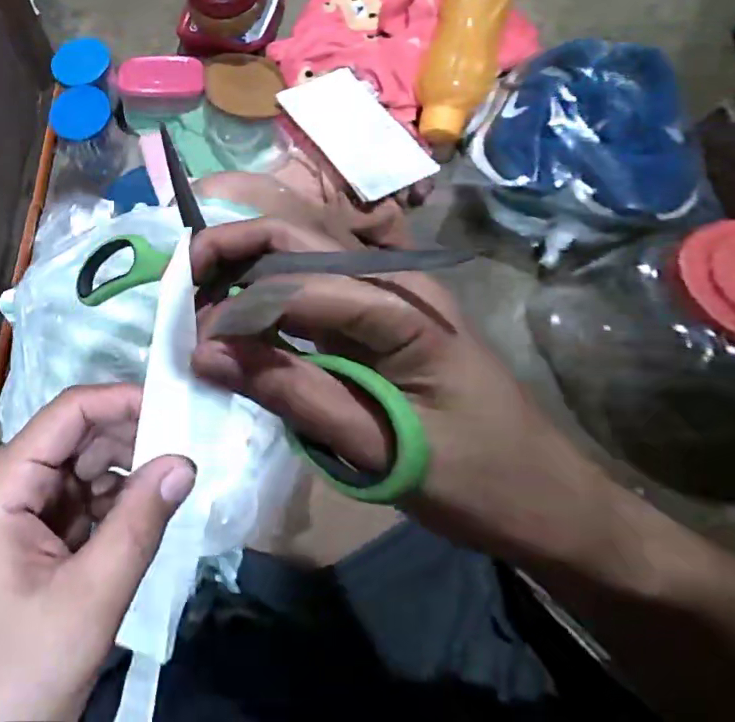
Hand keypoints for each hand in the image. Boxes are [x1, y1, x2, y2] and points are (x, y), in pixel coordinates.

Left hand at [0, 384, 195, 720]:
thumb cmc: (25, 665)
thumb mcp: (89, 597)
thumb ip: (138, 524)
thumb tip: (185, 460)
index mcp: (8, 478)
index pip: (69, 413)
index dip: (121, 399)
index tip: (178, 402)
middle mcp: (16, 480)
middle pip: (80, 434)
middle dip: (134, 432)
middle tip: (195, 435)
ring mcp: (30, 508)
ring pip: (89, 465)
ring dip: (134, 465)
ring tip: (186, 465)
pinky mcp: (46, 536)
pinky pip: (90, 500)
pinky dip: (124, 499)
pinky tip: (160, 500)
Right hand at [189, 217, 618, 566]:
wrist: (555, 500)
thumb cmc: (477, 480)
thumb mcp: (378, 448)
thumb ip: (289, 392)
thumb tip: (203, 353)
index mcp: (401, 306)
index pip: (293, 282)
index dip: (234, 308)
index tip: (193, 347)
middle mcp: (391, 278)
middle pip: (289, 235)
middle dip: (225, 251)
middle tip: (179, 292)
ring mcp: (385, 288)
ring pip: (293, 249)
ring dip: (239, 265)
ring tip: (198, 304)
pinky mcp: (376, 309)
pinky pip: (305, 279)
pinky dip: (261, 289)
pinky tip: (238, 318)